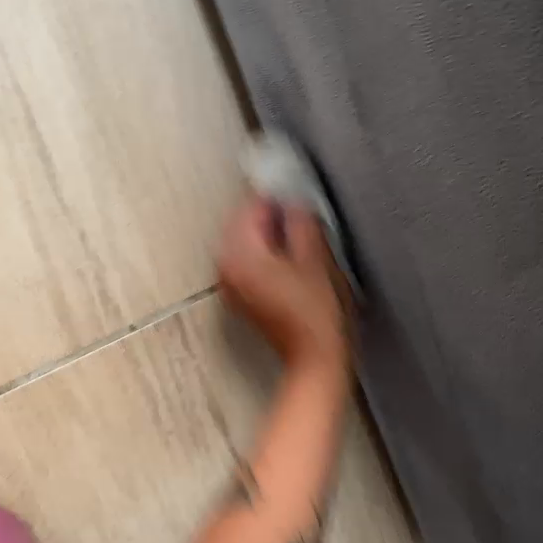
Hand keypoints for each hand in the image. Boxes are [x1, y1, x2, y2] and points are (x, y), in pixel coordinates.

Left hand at [217, 195, 350, 370]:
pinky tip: (291, 255)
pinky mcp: (240, 294)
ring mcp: (230, 282)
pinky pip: (248, 259)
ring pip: (246, 240)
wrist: (315, 358)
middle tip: (302, 210)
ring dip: (269, 231)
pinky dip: (266, 250)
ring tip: (301, 233)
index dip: (277, 193)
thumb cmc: (317, 312)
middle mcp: (225, 266)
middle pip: (244, 222)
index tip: (297, 185)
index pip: (251, 206)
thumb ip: (301, 219)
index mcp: (239, 253)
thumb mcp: (315, 256)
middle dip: (271, 213)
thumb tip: (293, 200)